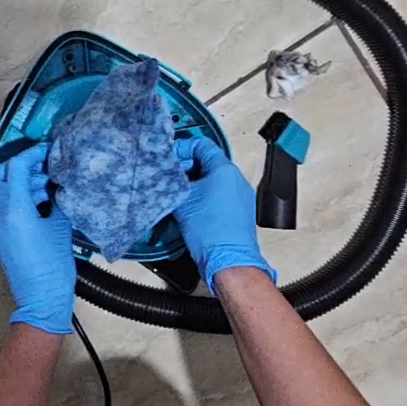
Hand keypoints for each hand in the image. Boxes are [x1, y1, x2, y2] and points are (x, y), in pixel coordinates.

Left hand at [0, 144, 76, 333]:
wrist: (41, 300)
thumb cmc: (54, 267)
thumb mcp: (61, 227)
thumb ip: (57, 200)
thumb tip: (57, 184)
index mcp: (14, 209)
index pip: (17, 167)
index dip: (34, 153)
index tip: (51, 149)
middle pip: (4, 173)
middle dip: (25, 164)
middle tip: (49, 164)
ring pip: (5, 188)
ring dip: (25, 180)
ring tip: (51, 184)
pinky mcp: (1, 233)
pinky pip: (7, 204)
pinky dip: (22, 195)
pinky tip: (45, 199)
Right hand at [172, 137, 275, 287]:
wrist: (228, 260)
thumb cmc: (209, 229)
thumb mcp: (183, 199)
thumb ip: (174, 181)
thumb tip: (167, 175)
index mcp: (225, 169)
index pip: (202, 145)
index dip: (182, 148)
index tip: (169, 158)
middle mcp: (236, 180)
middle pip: (207, 163)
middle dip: (186, 168)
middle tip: (168, 176)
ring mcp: (239, 197)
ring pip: (212, 180)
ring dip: (193, 184)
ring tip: (176, 193)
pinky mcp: (237, 212)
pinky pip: (217, 196)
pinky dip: (202, 197)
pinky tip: (188, 208)